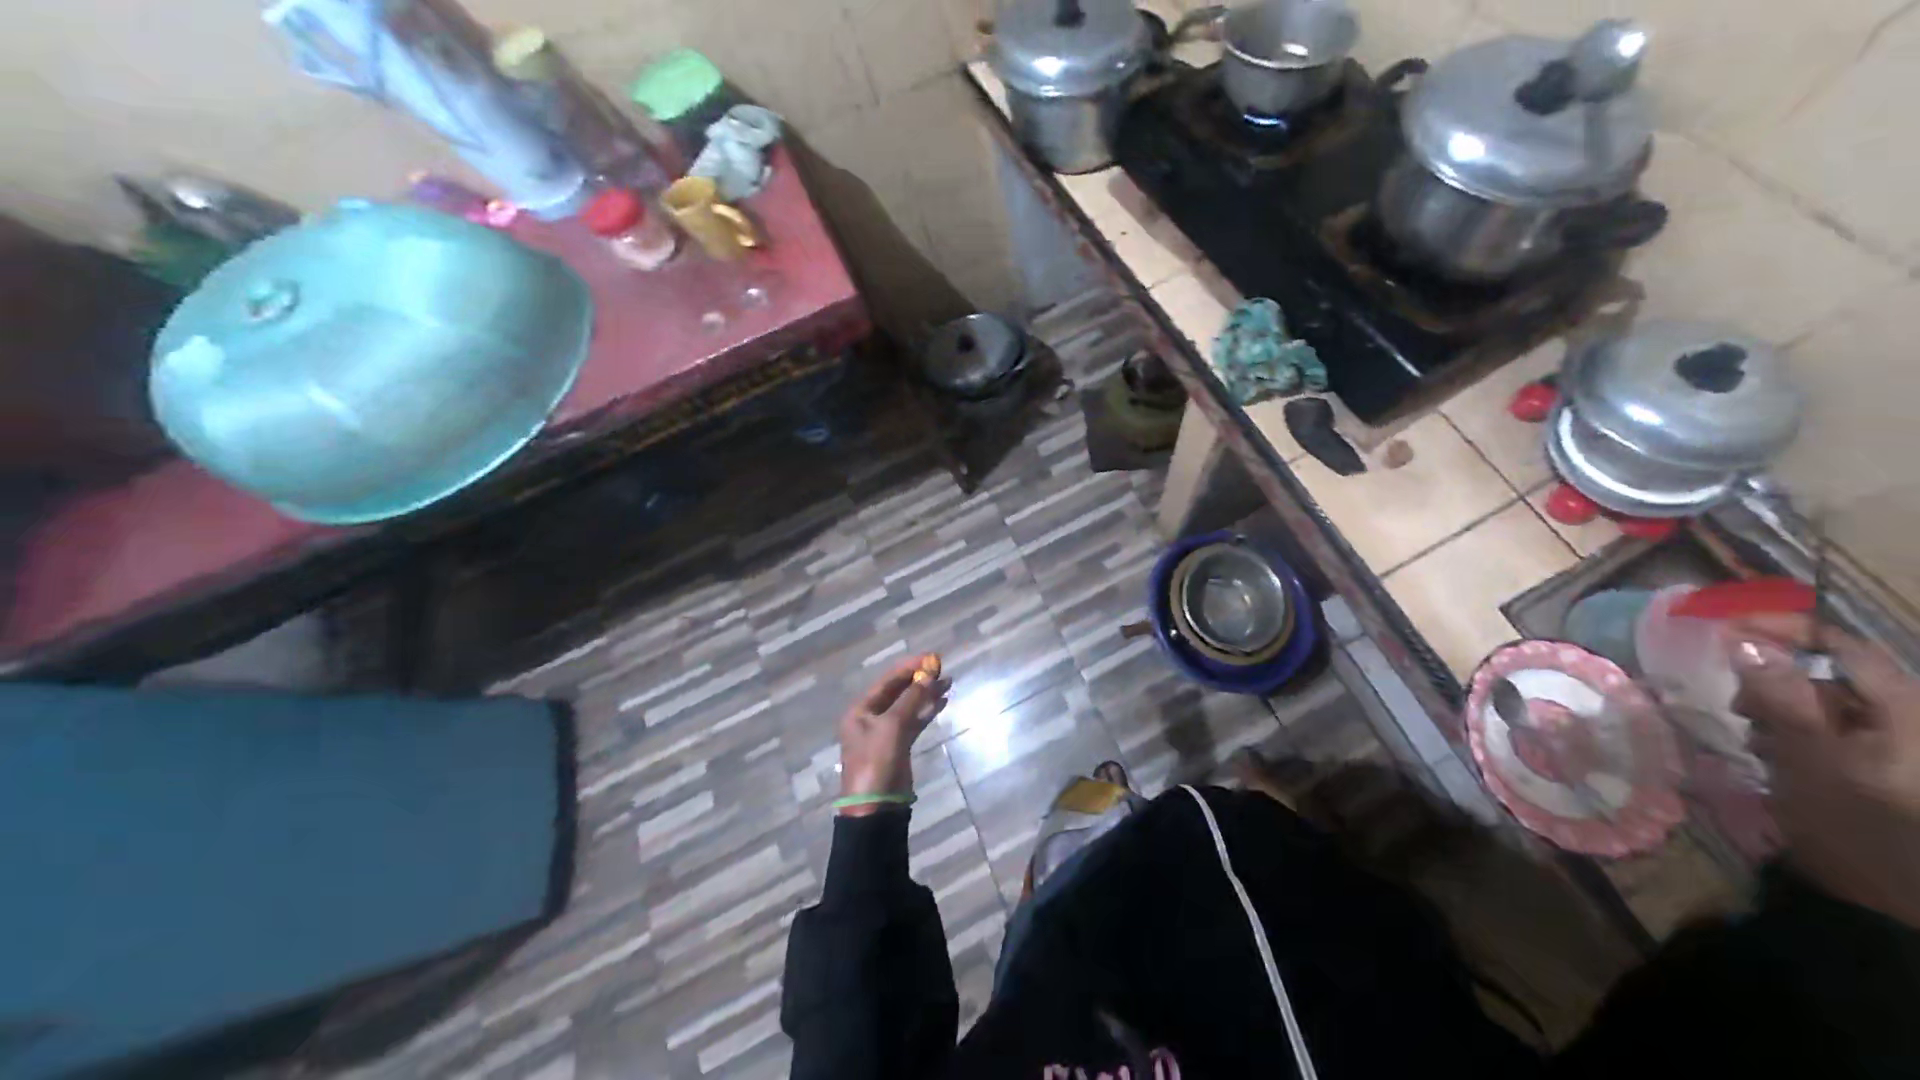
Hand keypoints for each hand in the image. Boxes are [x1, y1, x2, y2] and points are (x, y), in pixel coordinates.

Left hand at [837, 654, 948, 815]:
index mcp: (861, 710)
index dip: (909, 667)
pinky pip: (914, 722)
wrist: (876, 807)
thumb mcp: (892, 726)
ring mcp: (885, 733)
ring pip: (908, 707)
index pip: (887, 681)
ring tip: (948, 682)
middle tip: (942, 668)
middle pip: (898, 692)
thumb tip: (929, 675)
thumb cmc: (876, 761)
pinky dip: (927, 712)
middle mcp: (871, 718)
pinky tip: (942, 702)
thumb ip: (911, 699)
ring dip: (926, 695)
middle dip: (919, 680)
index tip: (931, 657)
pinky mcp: (899, 746)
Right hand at [1729, 614, 1919, 926]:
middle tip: (1734, 699)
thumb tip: (1742, 640)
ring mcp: (1892, 741)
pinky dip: (1792, 730)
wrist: (1891, 895)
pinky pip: (1827, 726)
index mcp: (1905, 708)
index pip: (1842, 644)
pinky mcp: (1875, 762)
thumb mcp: (1809, 755)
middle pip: (1830, 672)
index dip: (1783, 628)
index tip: (1723, 628)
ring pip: (1824, 699)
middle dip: (1773, 677)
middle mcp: (1905, 716)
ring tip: (1753, 733)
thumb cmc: (1856, 821)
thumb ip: (1780, 695)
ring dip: (1778, 707)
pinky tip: (1773, 752)